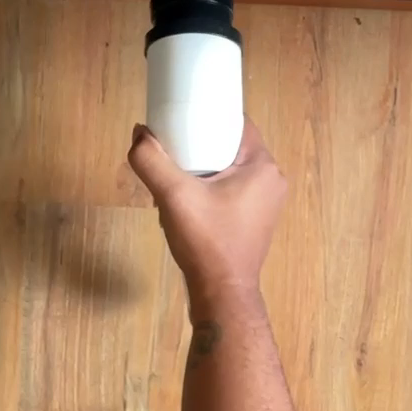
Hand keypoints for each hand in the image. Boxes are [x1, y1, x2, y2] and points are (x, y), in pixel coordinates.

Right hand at [128, 119, 288, 313]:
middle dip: (201, 144)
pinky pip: (232, 190)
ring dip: (204, 167)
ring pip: (230, 169)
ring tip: (176, 173)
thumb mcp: (173, 196)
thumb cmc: (205, 242)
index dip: (208, 116)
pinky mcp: (256, 220)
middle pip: (231, 146)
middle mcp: (271, 180)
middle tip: (172, 149)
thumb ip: (151, 161)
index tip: (181, 118)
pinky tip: (188, 198)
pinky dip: (211, 188)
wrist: (221, 294)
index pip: (236, 124)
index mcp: (262, 165)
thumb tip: (139, 132)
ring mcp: (266, 203)